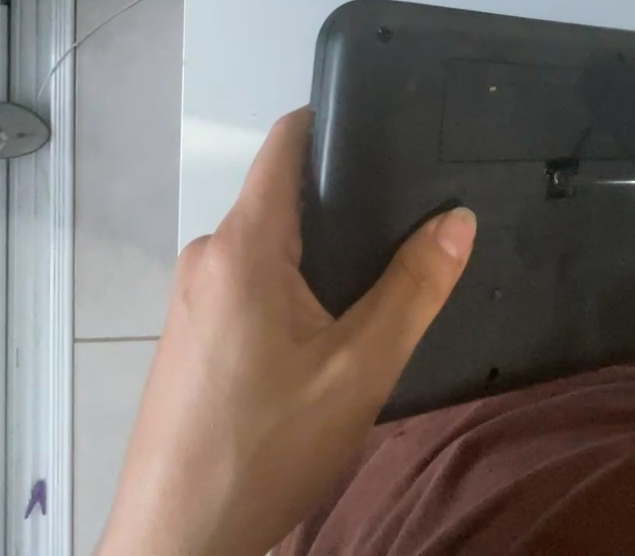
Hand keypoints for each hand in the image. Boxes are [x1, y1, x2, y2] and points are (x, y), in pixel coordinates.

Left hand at [95, 108, 476, 555]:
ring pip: (265, 244)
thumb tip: (458, 219)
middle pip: (280, 195)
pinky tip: (318, 332)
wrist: (176, 544)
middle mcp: (208, 254)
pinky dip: (287, 286)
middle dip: (338, 200)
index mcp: (244, 243)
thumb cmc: (266, 446)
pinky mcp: (188, 333)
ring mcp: (190, 295)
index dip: (330, 121)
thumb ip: (414, 287)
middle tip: (399, 221)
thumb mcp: (360, 368)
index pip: (284, 143)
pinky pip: (245, 281)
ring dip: (314, 252)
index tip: (382, 124)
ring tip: (369, 280)